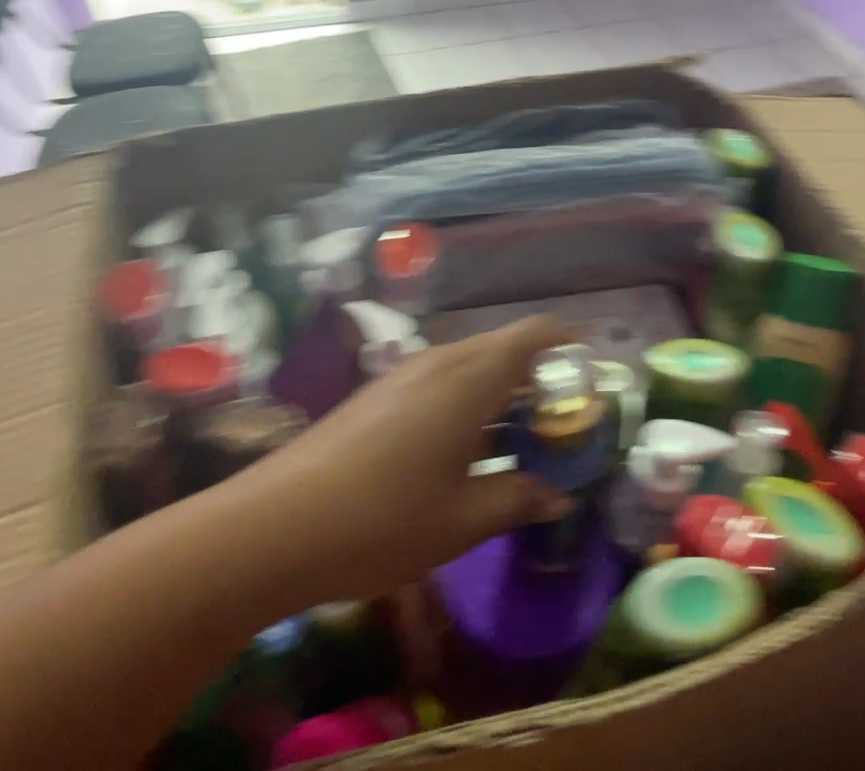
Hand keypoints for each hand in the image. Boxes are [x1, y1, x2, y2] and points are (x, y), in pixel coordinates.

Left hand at [249, 316, 576, 602]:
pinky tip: (464, 455)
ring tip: (521, 443)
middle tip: (564, 424)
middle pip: (501, 350)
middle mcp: (435, 364)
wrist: (272, 529)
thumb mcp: (463, 520)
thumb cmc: (383, 521)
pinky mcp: (372, 400)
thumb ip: (518, 499)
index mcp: (468, 379)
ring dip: (499, 396)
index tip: (592, 375)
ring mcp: (398, 378)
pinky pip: (436, 387)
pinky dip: (465, 407)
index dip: (568, 344)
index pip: (533, 334)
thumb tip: (556, 494)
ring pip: (466, 369)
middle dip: (538, 379)